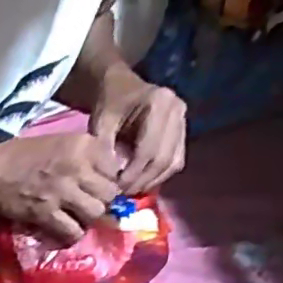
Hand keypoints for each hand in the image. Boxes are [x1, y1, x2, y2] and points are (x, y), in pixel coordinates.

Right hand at [0, 132, 124, 243]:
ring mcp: (62, 192)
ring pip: (95, 213)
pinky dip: (71, 236)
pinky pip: (72, 231)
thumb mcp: (59, 143)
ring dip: (88, 221)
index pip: (114, 168)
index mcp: (83, 145)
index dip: (107, 181)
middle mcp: (78, 167)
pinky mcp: (46, 213)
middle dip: (102, 203)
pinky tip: (65, 233)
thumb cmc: (20, 156)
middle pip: (109, 193)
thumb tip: (101, 175)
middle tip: (88, 207)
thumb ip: (83, 155)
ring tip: (78, 220)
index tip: (96, 188)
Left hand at [88, 65, 186, 193]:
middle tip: (121, 195)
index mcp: (159, 104)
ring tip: (130, 191)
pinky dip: (158, 176)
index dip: (133, 175)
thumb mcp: (100, 124)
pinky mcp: (181, 132)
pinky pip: (175, 161)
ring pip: (173, 163)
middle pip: (164, 159)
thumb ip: (103, 150)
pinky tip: (141, 182)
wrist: (120, 87)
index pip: (149, 150)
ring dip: (151, 182)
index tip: (115, 190)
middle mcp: (177, 110)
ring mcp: (182, 120)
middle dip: (142, 181)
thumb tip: (110, 180)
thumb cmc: (109, 104)